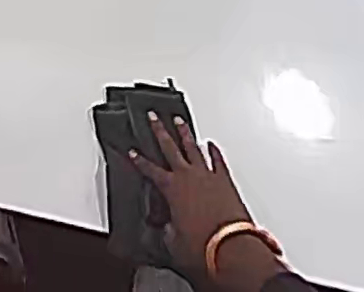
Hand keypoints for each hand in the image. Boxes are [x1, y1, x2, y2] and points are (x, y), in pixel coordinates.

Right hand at [128, 113, 286, 289]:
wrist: (231, 247)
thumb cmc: (203, 247)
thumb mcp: (176, 243)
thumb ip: (169, 230)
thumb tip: (168, 229)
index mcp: (171, 189)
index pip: (150, 170)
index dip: (139, 160)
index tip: (133, 151)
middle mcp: (187, 176)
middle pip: (169, 146)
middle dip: (159, 129)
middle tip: (152, 115)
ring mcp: (206, 174)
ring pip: (192, 146)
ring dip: (184, 132)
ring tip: (178, 119)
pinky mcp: (224, 180)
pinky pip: (217, 160)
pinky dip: (214, 151)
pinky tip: (211, 143)